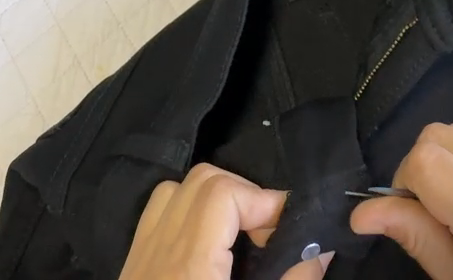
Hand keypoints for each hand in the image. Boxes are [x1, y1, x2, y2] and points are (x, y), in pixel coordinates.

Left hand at [118, 163, 331, 279]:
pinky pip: (156, 217)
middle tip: (270, 233)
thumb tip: (320, 252)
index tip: (293, 227)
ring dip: (214, 200)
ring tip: (242, 238)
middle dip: (243, 195)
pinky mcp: (132, 271)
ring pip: (174, 192)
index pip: (224, 194)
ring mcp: (139, 260)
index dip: (265, 201)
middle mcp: (157, 253)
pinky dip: (187, 215)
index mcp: (188, 266)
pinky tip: (211, 248)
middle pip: (201, 182)